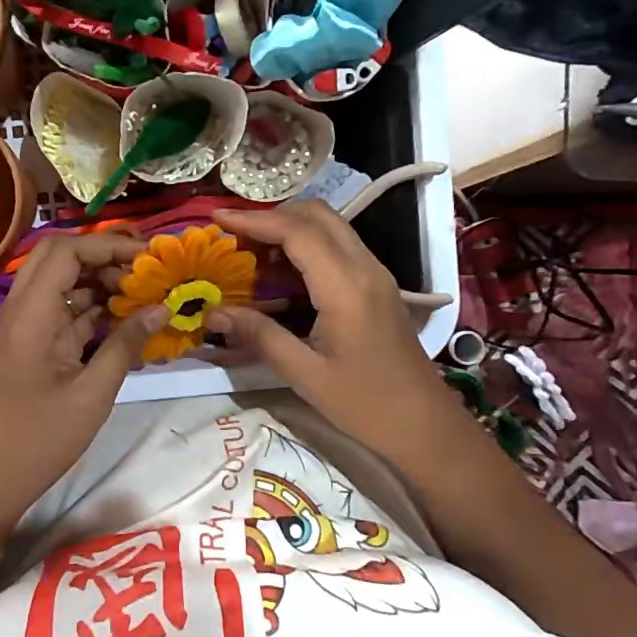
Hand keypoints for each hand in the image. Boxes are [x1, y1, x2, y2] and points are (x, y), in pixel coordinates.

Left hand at [0, 234, 167, 557]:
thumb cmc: (43, 438)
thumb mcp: (94, 393)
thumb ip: (126, 344)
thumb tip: (161, 309)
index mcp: (29, 316)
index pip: (66, 252)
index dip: (109, 245)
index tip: (149, 257)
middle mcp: (20, 310)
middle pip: (59, 256)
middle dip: (104, 255)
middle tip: (145, 269)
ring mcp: (24, 326)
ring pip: (61, 281)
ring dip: (100, 280)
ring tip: (143, 294)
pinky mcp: (32, 343)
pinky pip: (63, 310)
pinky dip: (93, 308)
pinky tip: (127, 320)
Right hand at [209, 203, 464, 460]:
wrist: (423, 421)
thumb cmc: (365, 403)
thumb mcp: (305, 374)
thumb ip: (260, 336)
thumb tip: (213, 314)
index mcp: (346, 286)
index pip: (297, 231)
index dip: (255, 219)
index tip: (217, 218)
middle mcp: (364, 267)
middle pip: (317, 214)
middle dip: (272, 216)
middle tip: (235, 237)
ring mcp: (376, 273)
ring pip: (330, 226)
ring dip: (290, 228)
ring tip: (253, 254)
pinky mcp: (378, 284)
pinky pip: (339, 246)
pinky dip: (307, 245)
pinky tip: (283, 274)